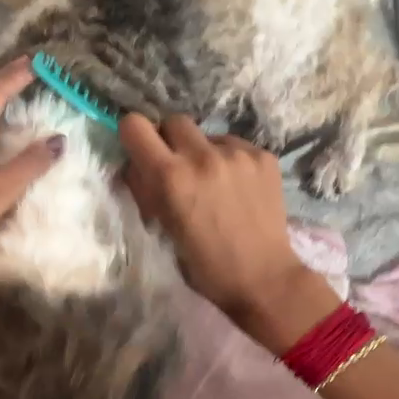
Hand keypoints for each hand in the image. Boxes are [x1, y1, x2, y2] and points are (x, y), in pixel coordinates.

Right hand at [120, 114, 310, 322]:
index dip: (134, 136)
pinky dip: (229, 161)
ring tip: (213, 183)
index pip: (135, 126)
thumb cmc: (204, 264)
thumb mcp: (161, 228)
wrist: (264, 278)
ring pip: (206, 135)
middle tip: (177, 169)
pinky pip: (234, 146)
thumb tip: (136, 165)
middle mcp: (202, 156)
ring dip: (201, 152)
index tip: (141, 153)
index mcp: (170, 177)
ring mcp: (238, 154)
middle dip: (169, 140)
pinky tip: (237, 189)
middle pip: (173, 121)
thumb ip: (145, 189)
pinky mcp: (264, 157)